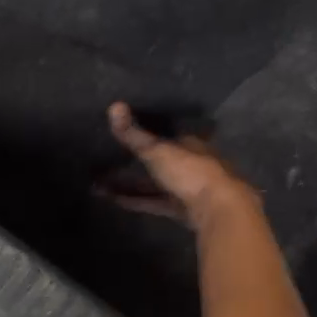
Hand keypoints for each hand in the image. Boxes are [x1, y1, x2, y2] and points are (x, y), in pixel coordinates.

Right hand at [105, 102, 255, 226]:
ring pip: (153, 183)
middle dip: (135, 162)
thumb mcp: (157, 151)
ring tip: (98, 184)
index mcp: (192, 145)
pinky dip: (134, 200)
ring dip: (128, 184)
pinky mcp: (180, 209)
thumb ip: (133, 134)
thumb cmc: (191, 173)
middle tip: (107, 160)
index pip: (170, 134)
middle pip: (160, 161)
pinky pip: (153, 202)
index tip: (127, 131)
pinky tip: (113, 200)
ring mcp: (187, 188)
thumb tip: (113, 105)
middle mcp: (192, 164)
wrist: (218, 211)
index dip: (150, 131)